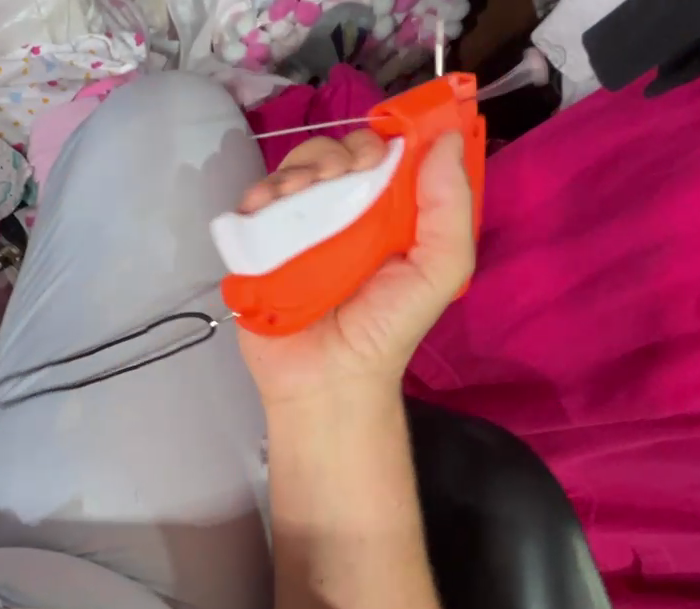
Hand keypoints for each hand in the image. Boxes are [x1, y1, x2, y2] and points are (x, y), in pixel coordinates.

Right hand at [235, 128, 474, 405]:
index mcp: (384, 214)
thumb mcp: (441, 266)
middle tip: (336, 176)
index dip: (376, 141)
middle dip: (330, 152)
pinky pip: (250, 215)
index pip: (378, 156)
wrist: (328, 377)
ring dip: (292, 171)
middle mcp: (337, 218)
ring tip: (295, 192)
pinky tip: (263, 205)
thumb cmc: (387, 328)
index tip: (374, 157)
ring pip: (288, 178)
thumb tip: (440, 140)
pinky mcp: (256, 257)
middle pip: (328, 158)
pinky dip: (254, 199)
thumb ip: (449, 204)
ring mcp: (293, 236)